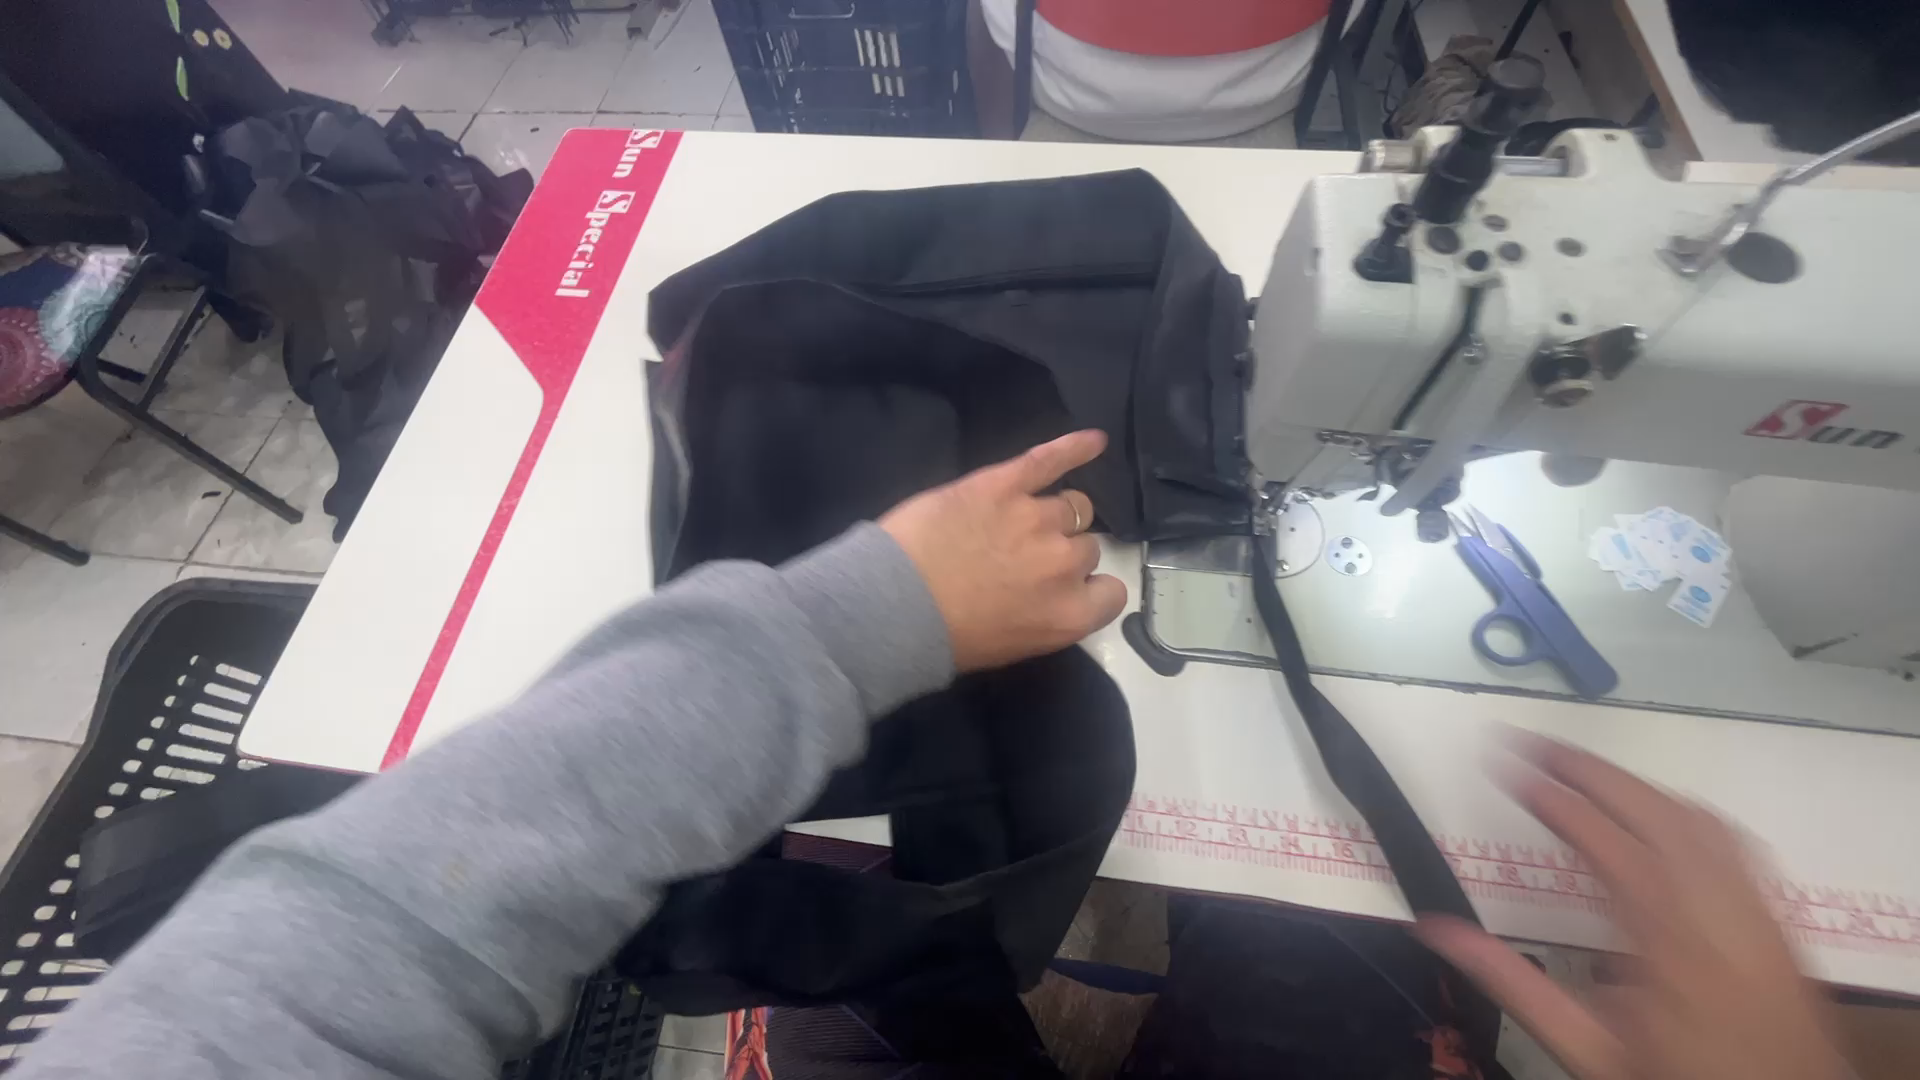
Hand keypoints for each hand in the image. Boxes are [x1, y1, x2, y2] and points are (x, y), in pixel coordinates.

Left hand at [880, 429, 1127, 672]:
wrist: (895, 604)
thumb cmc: (945, 636)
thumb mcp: (1012, 645)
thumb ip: (1047, 615)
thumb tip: (1052, 594)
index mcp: (1070, 614)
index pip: (1111, 592)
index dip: (1088, 587)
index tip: (1065, 588)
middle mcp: (1065, 564)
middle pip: (1086, 546)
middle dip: (1061, 551)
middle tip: (1020, 559)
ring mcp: (1036, 518)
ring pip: (1070, 506)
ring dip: (1053, 514)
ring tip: (1019, 521)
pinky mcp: (1004, 484)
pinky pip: (1049, 460)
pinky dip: (1073, 447)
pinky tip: (1093, 440)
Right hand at [1415, 729, 1848, 1079]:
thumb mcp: (1585, 1046)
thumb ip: (1509, 981)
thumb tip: (1432, 926)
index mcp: (1670, 947)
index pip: (1608, 843)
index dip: (1552, 795)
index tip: (1505, 766)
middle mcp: (1724, 922)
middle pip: (1659, 815)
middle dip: (1589, 768)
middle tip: (1530, 744)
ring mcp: (1760, 920)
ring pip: (1700, 822)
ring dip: (1633, 785)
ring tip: (1578, 768)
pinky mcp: (1779, 926)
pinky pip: (1736, 844)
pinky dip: (1681, 810)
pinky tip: (1653, 809)